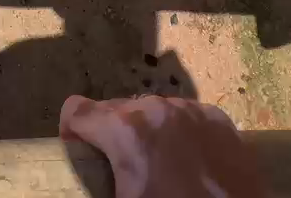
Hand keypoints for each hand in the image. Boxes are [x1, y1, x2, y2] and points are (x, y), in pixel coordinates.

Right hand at [59, 96, 264, 197]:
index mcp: (125, 131)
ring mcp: (189, 110)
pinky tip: (190, 162)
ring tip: (162, 167)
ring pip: (151, 110)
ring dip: (148, 132)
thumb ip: (101, 181)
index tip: (78, 151)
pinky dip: (180, 133)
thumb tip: (98, 178)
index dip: (72, 132)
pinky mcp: (218, 119)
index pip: (76, 109)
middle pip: (115, 110)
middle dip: (113, 135)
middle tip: (125, 171)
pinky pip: (185, 116)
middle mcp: (154, 109)